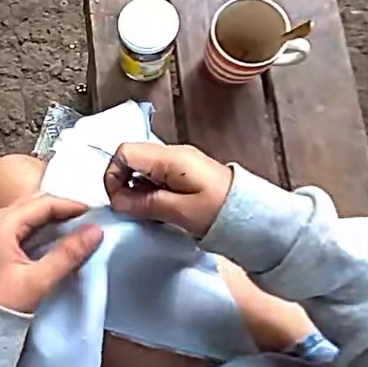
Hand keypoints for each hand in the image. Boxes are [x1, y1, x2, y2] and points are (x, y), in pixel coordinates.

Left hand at [0, 194, 103, 313]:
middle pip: (33, 202)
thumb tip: (95, 231)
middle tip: (86, 218)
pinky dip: (39, 225)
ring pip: (26, 211)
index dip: (70, 206)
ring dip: (50, 215)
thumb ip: (68, 254)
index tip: (93, 214)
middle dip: (61, 208)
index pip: (43, 203)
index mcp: (2, 224)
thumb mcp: (39, 280)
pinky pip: (19, 223)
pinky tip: (53, 235)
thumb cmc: (3, 303)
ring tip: (74, 225)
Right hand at [105, 142, 233, 237]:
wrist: (253, 214)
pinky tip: (160, 208)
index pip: (125, 152)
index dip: (114, 175)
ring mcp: (179, 161)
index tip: (119, 201)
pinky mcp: (185, 172)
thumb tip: (117, 201)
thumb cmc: (218, 212)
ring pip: (142, 168)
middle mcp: (172, 153)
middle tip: (133, 209)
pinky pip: (156, 175)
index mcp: (170, 158)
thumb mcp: (179, 212)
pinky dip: (150, 190)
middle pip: (132, 158)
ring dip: (137, 189)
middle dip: (124, 183)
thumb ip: (145, 204)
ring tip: (149, 212)